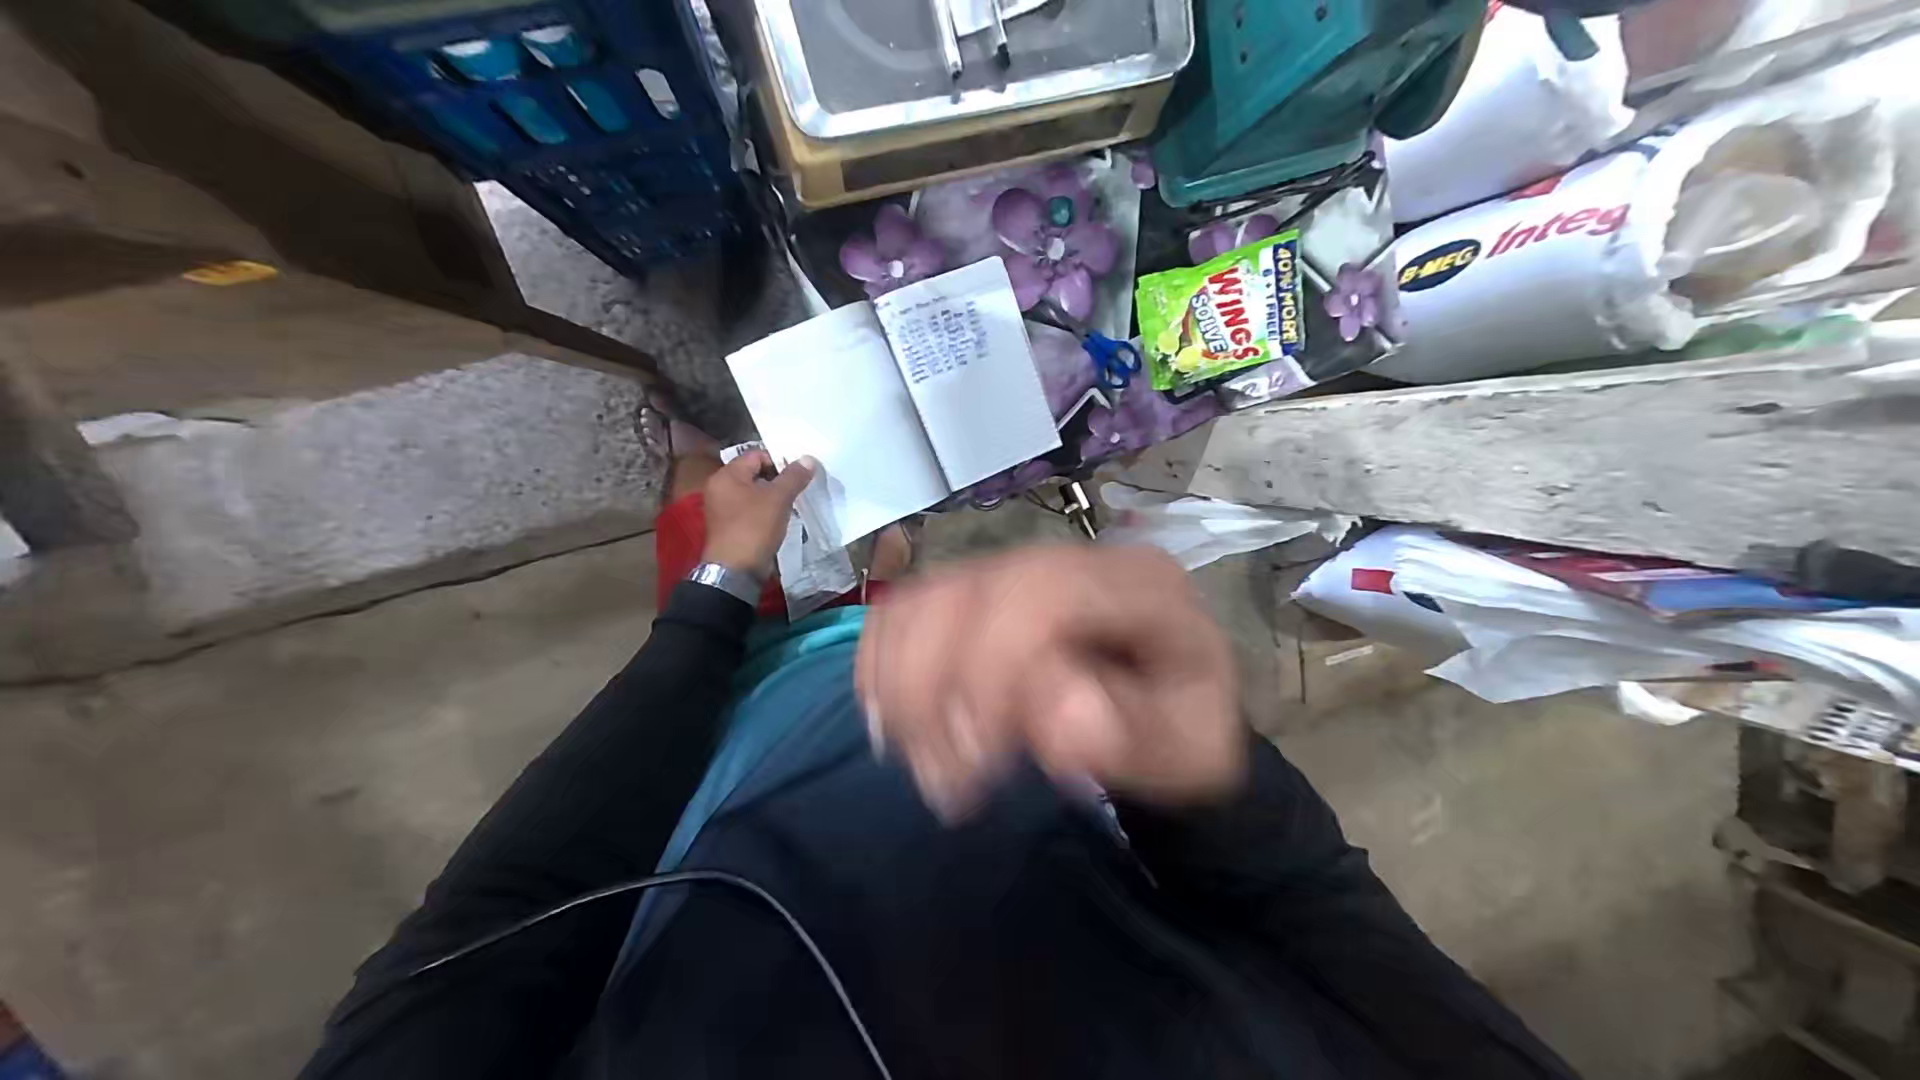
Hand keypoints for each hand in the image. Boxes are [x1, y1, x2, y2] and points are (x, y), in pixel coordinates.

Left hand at [700, 450, 815, 574]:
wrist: (736, 572)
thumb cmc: (754, 528)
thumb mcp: (778, 499)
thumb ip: (794, 476)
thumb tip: (808, 459)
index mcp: (727, 476)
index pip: (756, 455)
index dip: (779, 461)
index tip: (799, 474)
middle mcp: (721, 488)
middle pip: (755, 473)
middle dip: (778, 479)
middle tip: (799, 488)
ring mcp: (724, 509)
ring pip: (755, 493)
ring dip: (774, 497)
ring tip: (793, 504)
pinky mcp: (731, 526)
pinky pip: (752, 510)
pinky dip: (767, 511)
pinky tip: (782, 519)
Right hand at [854, 545, 1243, 817]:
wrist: (1157, 710)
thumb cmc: (1174, 730)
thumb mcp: (1187, 754)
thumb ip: (1138, 738)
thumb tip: (1062, 718)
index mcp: (1137, 584)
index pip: (1047, 594)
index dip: (994, 666)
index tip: (977, 758)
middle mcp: (1072, 560)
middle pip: (975, 590)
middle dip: (938, 688)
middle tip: (943, 781)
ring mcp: (1018, 569)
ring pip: (929, 596)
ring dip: (903, 684)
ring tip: (919, 761)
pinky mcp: (976, 590)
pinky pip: (907, 606)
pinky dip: (882, 662)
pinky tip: (890, 717)